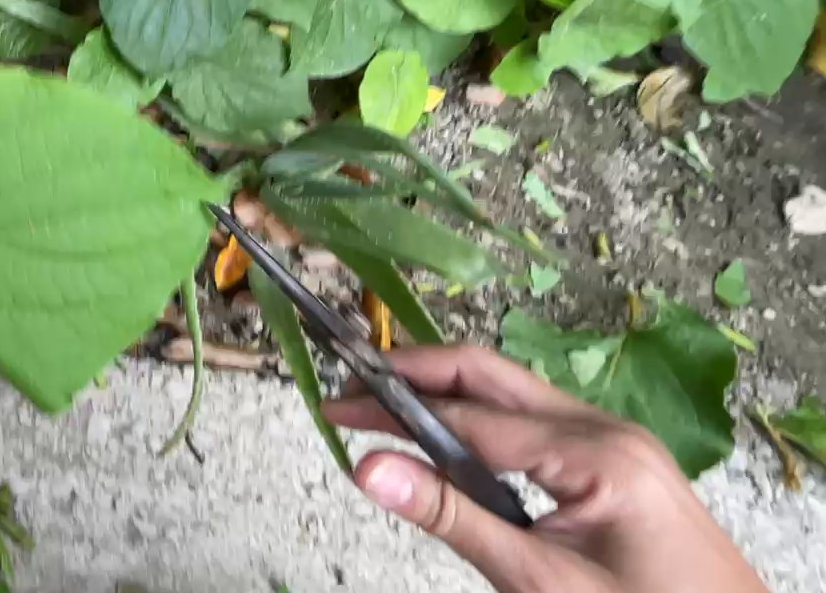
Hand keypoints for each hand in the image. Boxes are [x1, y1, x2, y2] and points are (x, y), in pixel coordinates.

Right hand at [324, 345, 767, 592]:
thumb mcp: (543, 584)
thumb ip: (450, 517)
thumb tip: (362, 466)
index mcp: (597, 452)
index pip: (465, 417)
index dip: (390, 409)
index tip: (332, 411)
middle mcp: (604, 427)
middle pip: (483, 372)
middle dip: (409, 373)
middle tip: (348, 389)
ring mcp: (611, 439)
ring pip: (500, 389)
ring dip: (435, 391)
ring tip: (378, 407)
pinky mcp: (610, 458)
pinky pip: (522, 417)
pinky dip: (468, 417)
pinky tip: (438, 435)